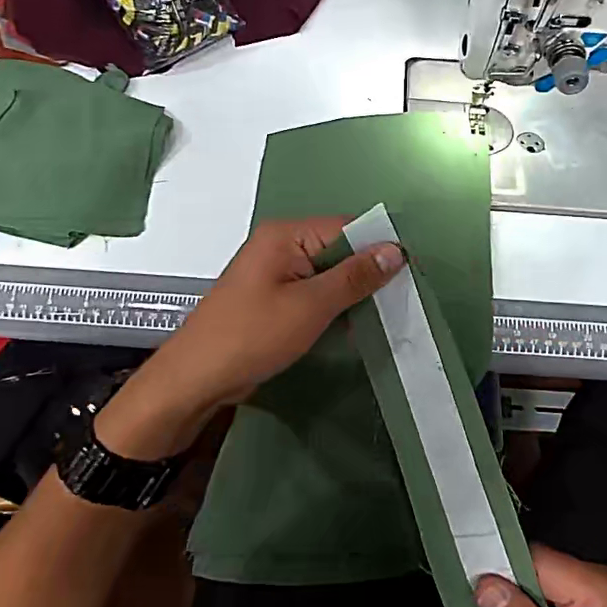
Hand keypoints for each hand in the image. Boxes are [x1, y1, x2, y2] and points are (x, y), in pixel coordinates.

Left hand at [95, 217, 402, 459]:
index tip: (410, 273)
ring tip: (383, 314)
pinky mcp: (273, 298)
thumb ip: (354, 277)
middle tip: (401, 299)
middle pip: (338, 249)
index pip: (347, 227)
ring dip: (351, 293)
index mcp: (286, 235)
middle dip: (367, 273)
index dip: (379, 248)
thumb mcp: (311, 306)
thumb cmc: (251, 337)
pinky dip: (333, 306)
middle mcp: (280, 246)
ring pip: (328, 273)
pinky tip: (353, 325)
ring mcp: (275, 272)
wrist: (196, 379)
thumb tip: (394, 251)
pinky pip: (313, 292)